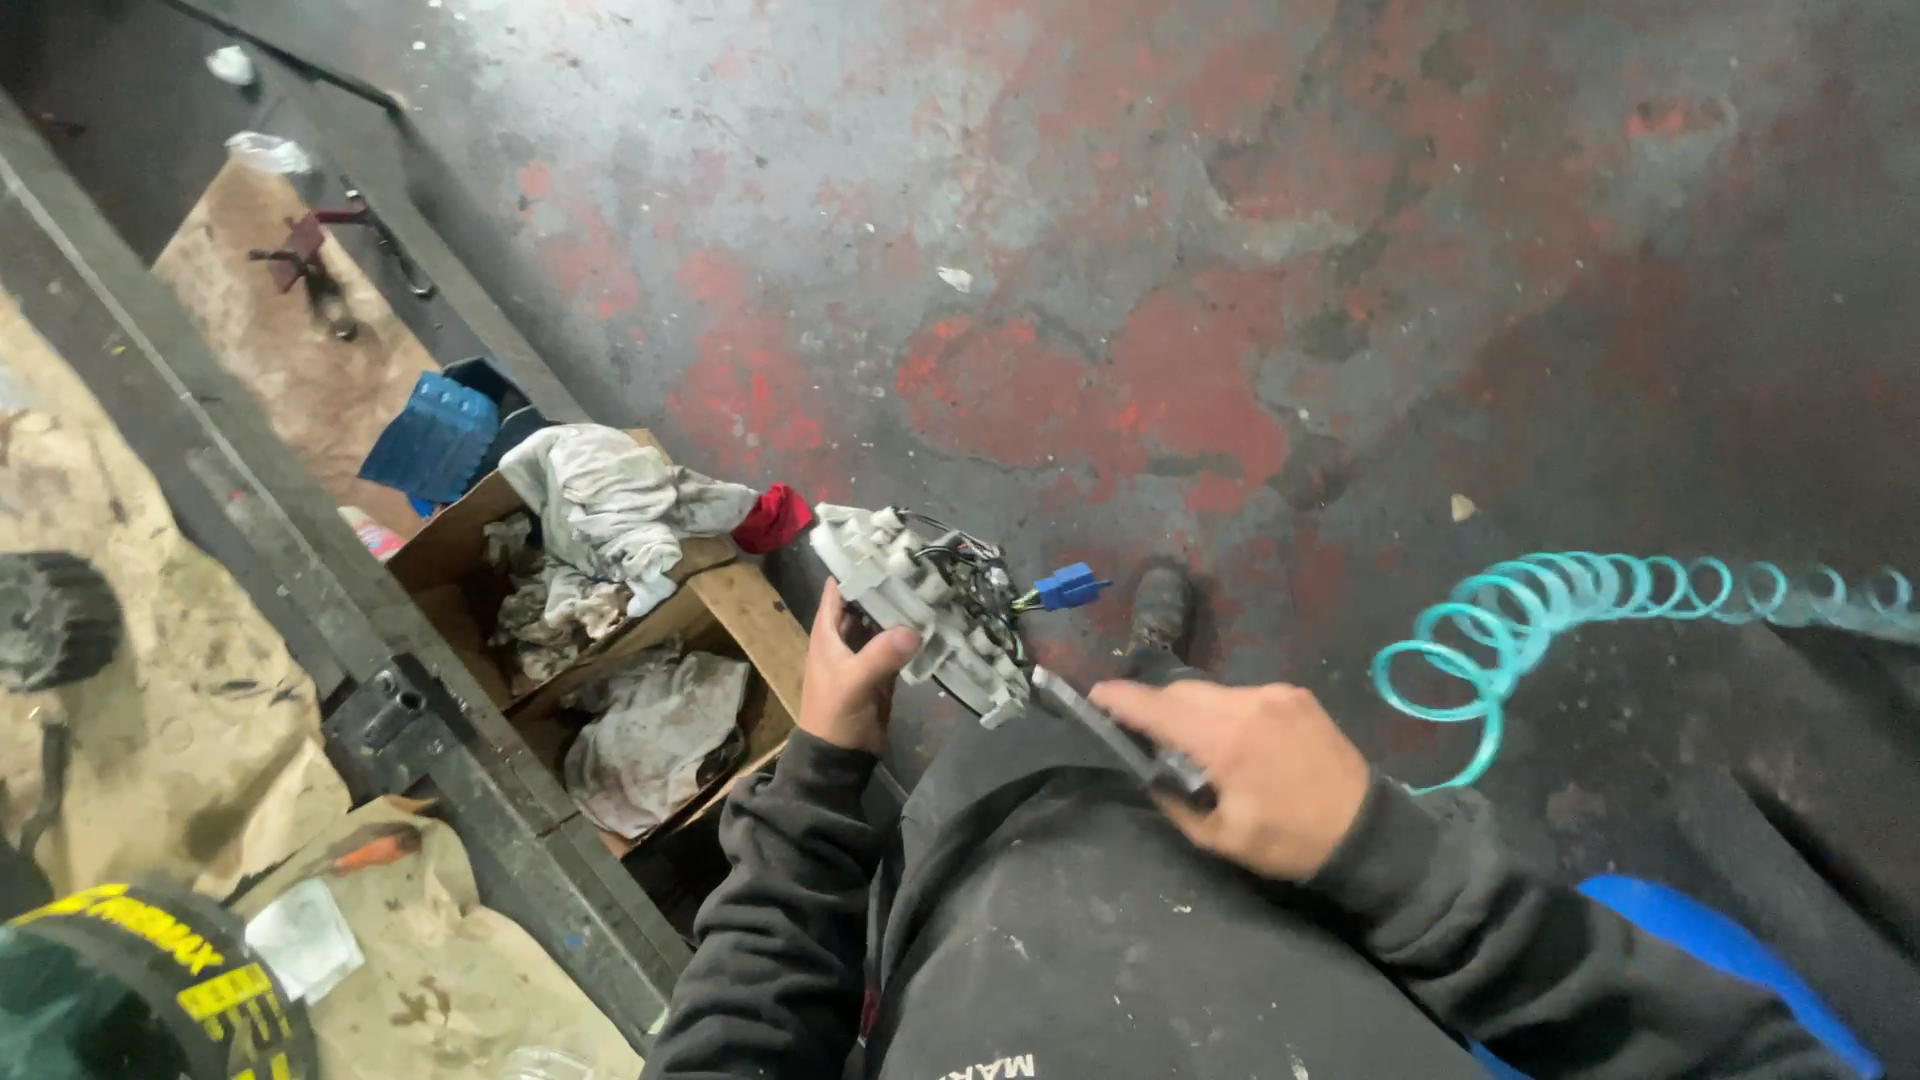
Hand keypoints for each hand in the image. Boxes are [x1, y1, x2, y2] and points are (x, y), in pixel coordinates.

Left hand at [798, 580, 921, 754]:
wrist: (840, 757)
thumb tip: (914, 629)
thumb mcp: (853, 682)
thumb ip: (881, 655)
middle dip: (887, 585)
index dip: (856, 567)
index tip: (885, 549)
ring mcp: (865, 653)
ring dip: (901, 609)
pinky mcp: (882, 670)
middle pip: (866, 602)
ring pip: (883, 622)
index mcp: (828, 632)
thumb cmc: (835, 714)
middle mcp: (845, 637)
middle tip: (920, 566)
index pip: (839, 589)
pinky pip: (897, 645)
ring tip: (931, 588)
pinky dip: (910, 635)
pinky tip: (932, 622)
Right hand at [1088, 680, 1371, 879]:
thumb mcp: (1219, 836)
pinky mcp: (1294, 693)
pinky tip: (1241, 740)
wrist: (1369, 835)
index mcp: (1224, 742)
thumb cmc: (1289, 843)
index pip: (1155, 707)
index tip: (1095, 695)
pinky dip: (1227, 711)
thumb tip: (1146, 766)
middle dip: (1156, 707)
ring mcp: (1273, 694)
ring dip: (1193, 710)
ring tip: (1201, 744)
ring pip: (1210, 691)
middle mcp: (1246, 704)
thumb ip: (1172, 796)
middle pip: (1179, 691)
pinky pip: (1242, 695)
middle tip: (1147, 733)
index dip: (1119, 698)